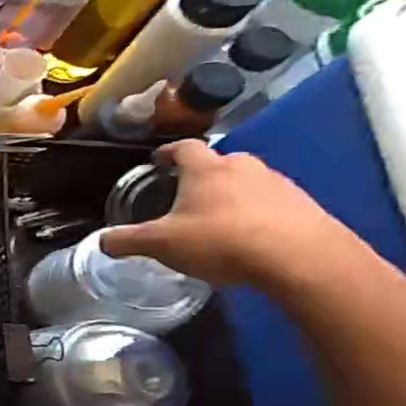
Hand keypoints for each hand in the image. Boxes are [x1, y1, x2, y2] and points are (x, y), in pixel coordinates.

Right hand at [102, 140, 369, 291]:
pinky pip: (273, 203)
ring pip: (249, 181)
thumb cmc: (221, 241)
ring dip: (234, 193)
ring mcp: (278, 184)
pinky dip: (259, 213)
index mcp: (206, 169)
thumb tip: (101, 241)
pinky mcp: (304, 206)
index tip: (159, 160)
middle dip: (204, 174)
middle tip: (190, 193)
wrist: (300, 258)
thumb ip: (128, 241)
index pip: (185, 147)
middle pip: (220, 161)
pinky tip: (252, 236)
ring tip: (220, 218)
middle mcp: (243, 167)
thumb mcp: (162, 244)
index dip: (169, 152)